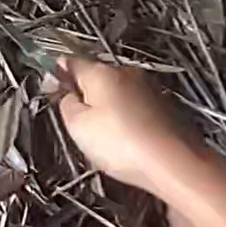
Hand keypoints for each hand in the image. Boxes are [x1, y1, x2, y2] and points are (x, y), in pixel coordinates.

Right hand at [56, 57, 202, 188]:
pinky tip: (126, 139)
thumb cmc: (121, 144)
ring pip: (117, 91)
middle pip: (95, 76)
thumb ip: (66, 103)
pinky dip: (127, 117)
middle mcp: (126, 73)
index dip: (56, 74)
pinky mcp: (165, 106)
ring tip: (103, 135)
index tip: (51, 90)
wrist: (174, 164)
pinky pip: (136, 105)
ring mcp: (149, 88)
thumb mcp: (77, 126)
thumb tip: (69, 95)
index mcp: (101, 72)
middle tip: (77, 120)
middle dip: (84, 92)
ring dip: (107, 106)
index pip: (70, 62)